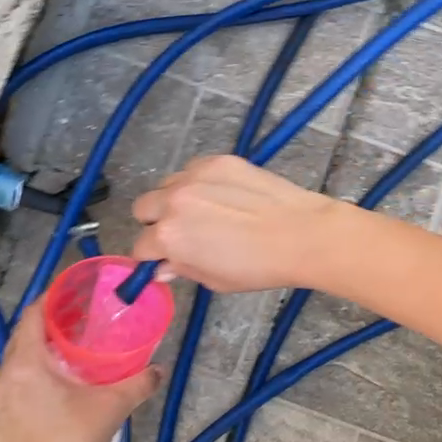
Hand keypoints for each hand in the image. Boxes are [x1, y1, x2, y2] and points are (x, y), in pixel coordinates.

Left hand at [0, 312, 159, 441]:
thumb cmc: (75, 438)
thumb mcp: (113, 405)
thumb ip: (140, 383)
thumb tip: (160, 370)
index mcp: (28, 363)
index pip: (33, 316)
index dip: (49, 299)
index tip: (69, 292)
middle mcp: (5, 376)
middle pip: (21, 337)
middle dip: (44, 325)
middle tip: (73, 321)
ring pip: (14, 364)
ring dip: (35, 353)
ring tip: (63, 355)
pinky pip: (11, 388)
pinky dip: (28, 379)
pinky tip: (49, 391)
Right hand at [130, 155, 351, 292]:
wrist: (302, 234)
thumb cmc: (260, 266)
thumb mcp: (215, 281)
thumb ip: (183, 270)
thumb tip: (164, 267)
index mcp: (169, 237)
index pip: (140, 246)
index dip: (151, 256)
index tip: (163, 258)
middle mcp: (174, 202)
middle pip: (144, 209)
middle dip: (156, 222)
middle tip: (181, 233)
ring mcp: (196, 176)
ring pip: (166, 185)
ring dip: (175, 198)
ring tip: (204, 212)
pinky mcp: (218, 160)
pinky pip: (193, 169)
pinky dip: (199, 181)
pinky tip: (223, 195)